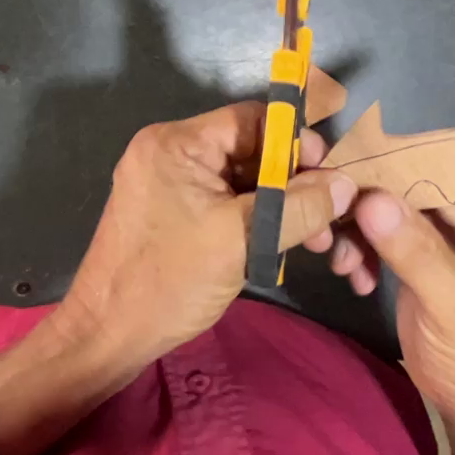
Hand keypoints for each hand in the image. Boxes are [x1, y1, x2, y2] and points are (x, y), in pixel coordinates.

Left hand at [0, 103, 353, 454]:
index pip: (252, 119)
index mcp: (177, 144)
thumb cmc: (169, 280)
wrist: (109, 335)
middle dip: (294, 182)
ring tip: (316, 239)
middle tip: (328, 214)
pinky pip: (226, 203)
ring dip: (281, 206)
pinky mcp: (175, 214)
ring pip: (243, 181)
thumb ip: (296, 207)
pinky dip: (258, 220)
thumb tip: (345, 184)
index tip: (329, 175)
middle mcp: (170, 153)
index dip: (296, 143)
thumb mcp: (242, 239)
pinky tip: (285, 244)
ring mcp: (170, 185)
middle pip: (250, 150)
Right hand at [322, 193, 454, 454]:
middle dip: (372, 206)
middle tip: (331, 221)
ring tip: (342, 262)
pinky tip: (354, 276)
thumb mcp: (454, 309)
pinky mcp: (424, 254)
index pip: (451, 182)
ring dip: (360, 232)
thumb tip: (372, 199)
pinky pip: (385, 234)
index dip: (400, 175)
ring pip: (394, 211)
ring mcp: (451, 237)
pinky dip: (363, 249)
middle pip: (418, 191)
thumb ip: (417, 254)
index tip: (348, 176)